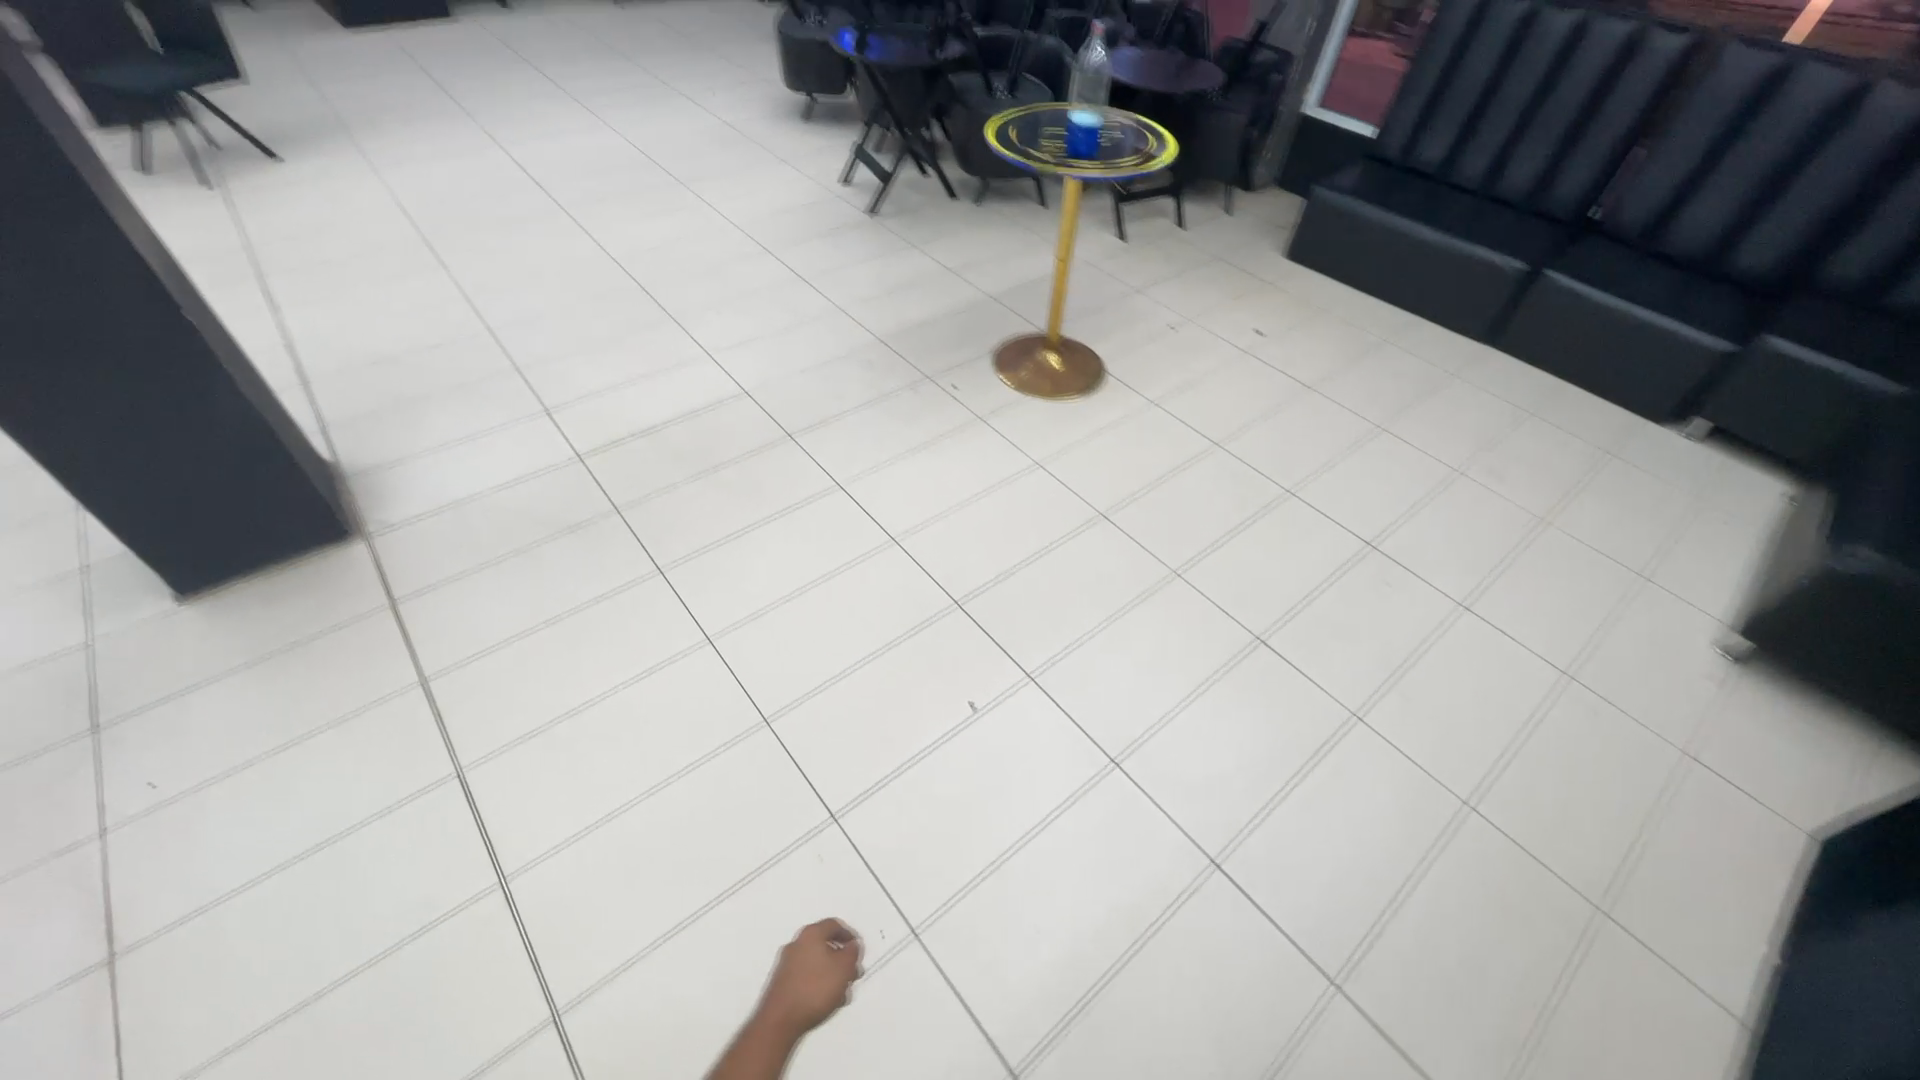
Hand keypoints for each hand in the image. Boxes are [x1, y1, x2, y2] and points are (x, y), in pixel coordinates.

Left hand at [754, 918, 863, 1039]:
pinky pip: (807, 976)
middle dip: (842, 960)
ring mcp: (787, 963)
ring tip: (843, 993)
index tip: (859, 951)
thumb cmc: (816, 988)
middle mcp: (796, 944)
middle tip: (853, 974)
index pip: (834, 925)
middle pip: (825, 945)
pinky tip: (827, 1001)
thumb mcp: (843, 968)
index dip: (850, 935)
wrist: (780, 1020)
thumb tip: (851, 945)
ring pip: (817, 962)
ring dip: (832, 974)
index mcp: (811, 934)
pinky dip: (819, 983)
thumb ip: (852, 953)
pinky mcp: (782, 982)